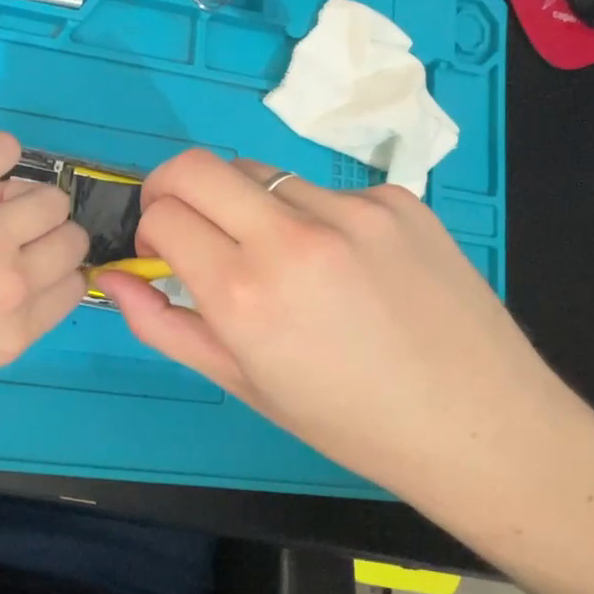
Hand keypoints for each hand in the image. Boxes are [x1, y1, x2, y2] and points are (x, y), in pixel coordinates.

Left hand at [0, 131, 87, 372]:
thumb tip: (11, 244)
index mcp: (10, 334)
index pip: (72, 285)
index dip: (48, 261)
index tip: (25, 249)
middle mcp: (12, 285)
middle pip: (68, 235)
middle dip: (38, 226)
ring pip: (46, 193)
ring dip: (17, 191)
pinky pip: (3, 147)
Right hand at [96, 149, 591, 501]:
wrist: (483, 427)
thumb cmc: (344, 420)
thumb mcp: (238, 381)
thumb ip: (160, 323)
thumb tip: (110, 277)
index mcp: (244, 293)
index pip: (161, 215)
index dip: (149, 230)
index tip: (163, 255)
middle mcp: (292, 237)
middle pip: (195, 166)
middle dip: (169, 187)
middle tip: (183, 224)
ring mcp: (352, 210)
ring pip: (257, 173)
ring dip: (240, 203)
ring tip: (275, 254)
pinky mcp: (398, 200)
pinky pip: (321, 189)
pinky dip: (307, 215)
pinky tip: (341, 263)